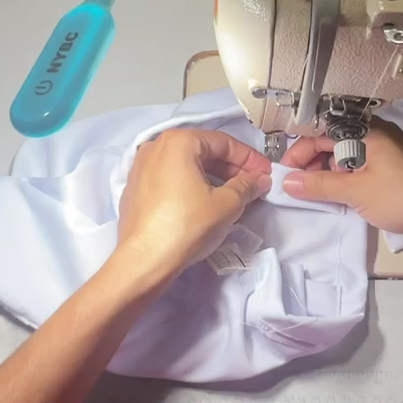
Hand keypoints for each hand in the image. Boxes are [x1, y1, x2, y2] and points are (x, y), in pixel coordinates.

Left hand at [113, 129, 271, 283]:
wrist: (144, 260)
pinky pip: (170, 178)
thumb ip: (247, 186)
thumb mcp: (227, 204)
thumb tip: (260, 180)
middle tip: (252, 185)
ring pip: (186, 165)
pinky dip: (191, 185)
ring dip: (213, 177)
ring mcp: (141, 167)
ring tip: (233, 195)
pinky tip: (205, 203)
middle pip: (203, 151)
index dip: (249, 158)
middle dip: (231, 168)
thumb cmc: (186, 225)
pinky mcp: (135, 188)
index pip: (223, 142)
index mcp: (178, 142)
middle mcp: (155, 147)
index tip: (266, 173)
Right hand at [282, 118, 402, 244]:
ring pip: (346, 158)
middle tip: (297, 187)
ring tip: (314, 194)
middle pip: (333, 143)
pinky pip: (360, 170)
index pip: (322, 133)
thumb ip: (320, 185)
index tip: (285, 174)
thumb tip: (288, 182)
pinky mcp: (393, 171)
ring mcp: (386, 154)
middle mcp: (376, 136)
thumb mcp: (356, 192)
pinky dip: (345, 181)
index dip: (300, 152)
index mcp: (367, 131)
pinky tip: (337, 197)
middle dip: (312, 164)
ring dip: (328, 174)